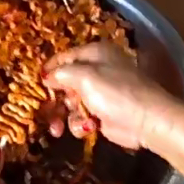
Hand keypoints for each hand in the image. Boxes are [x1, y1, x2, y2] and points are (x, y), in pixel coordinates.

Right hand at [44, 43, 180, 152]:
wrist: (148, 121)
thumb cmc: (116, 92)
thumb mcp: (85, 76)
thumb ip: (61, 73)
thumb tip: (46, 77)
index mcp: (94, 54)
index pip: (63, 57)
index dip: (48, 69)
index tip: (36, 82)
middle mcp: (95, 70)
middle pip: (63, 82)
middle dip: (53, 99)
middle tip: (44, 111)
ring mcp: (98, 93)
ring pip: (68, 102)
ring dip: (62, 116)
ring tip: (57, 129)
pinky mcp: (101, 113)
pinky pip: (80, 116)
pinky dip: (79, 124)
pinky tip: (85, 129)